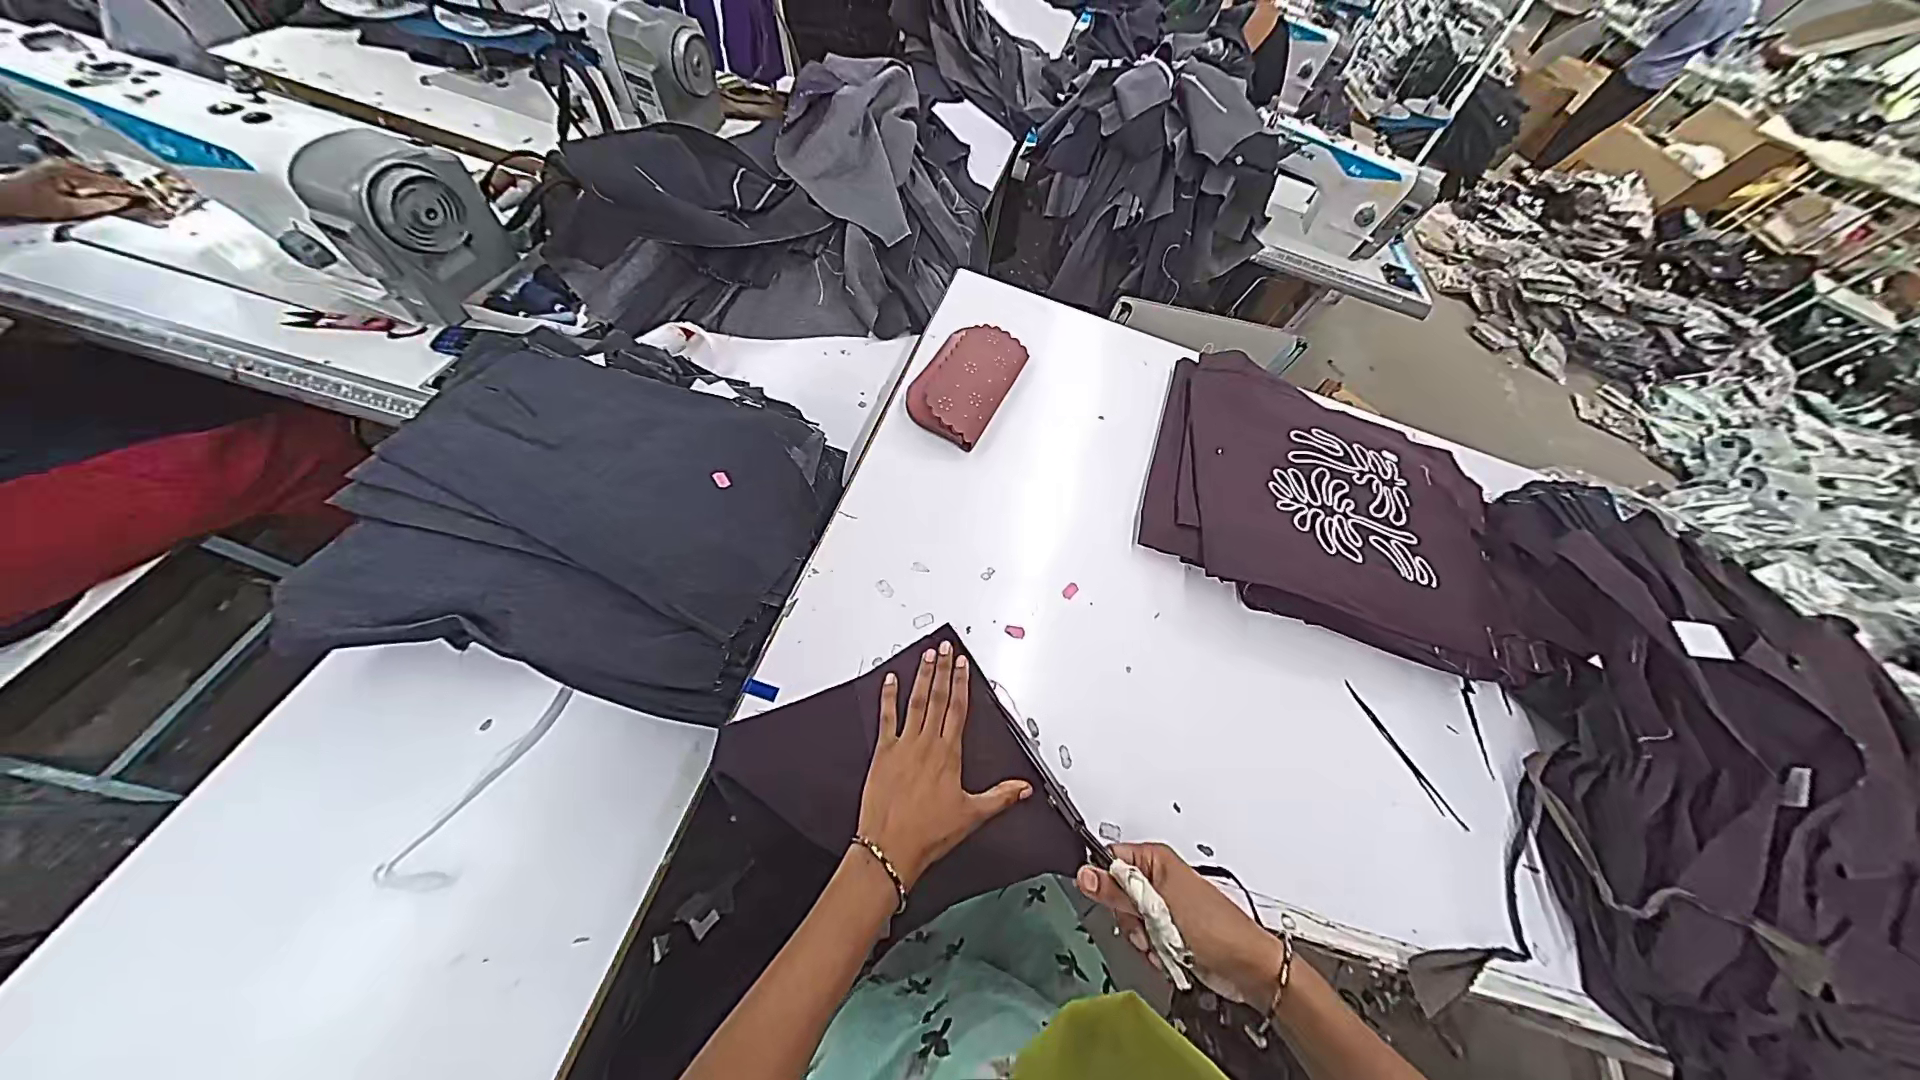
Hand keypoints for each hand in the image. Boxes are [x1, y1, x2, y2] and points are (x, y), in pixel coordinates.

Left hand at [0, 159, 142, 220]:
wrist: (3, 198)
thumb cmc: (30, 203)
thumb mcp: (73, 209)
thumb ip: (104, 205)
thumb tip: (128, 202)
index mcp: (73, 173)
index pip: (116, 183)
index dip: (138, 193)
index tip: (156, 200)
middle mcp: (67, 164)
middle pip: (109, 178)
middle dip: (129, 189)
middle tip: (151, 199)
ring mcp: (60, 165)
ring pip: (100, 177)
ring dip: (117, 187)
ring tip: (135, 197)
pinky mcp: (57, 169)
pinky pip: (89, 176)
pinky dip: (103, 185)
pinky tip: (111, 192)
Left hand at [856, 641, 1031, 889]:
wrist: (890, 848)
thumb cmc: (927, 833)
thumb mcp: (972, 815)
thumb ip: (1001, 797)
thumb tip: (1023, 788)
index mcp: (948, 754)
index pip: (958, 709)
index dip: (961, 682)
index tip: (963, 664)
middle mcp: (926, 744)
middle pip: (938, 697)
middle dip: (943, 669)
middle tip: (946, 648)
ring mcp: (903, 745)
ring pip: (916, 702)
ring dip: (922, 676)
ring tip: (927, 656)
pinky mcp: (883, 753)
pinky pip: (886, 718)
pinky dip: (888, 697)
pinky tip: (889, 680)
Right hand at [1077, 842, 1282, 1004]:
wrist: (1248, 968)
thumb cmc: (1217, 929)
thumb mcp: (1158, 908)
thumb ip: (1118, 891)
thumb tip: (1086, 874)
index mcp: (1154, 858)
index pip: (1109, 859)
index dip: (1104, 882)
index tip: (1112, 902)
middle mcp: (1158, 877)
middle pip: (1116, 893)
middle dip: (1128, 918)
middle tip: (1146, 925)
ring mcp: (1164, 904)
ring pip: (1129, 919)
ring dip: (1142, 938)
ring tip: (1163, 943)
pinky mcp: (1170, 928)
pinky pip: (1144, 937)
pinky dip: (1152, 949)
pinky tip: (1168, 953)